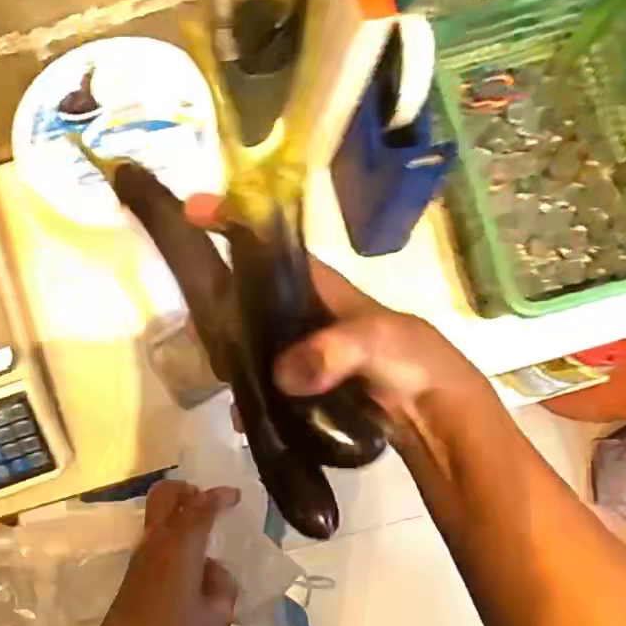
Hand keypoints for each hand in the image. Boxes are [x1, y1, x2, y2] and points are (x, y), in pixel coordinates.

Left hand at [90, 480, 240, 625]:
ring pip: (156, 513)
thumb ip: (223, 585)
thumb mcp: (217, 616)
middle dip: (186, 489)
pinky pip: (155, 534)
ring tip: (203, 529)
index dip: (219, 496)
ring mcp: (141, 553)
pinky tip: (189, 556)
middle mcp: (157, 540)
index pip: (201, 506)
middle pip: (164, 494)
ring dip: (177, 509)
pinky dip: (172, 530)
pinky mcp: (134, 570)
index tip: (235, 496)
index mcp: (181, 544)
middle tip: (207, 501)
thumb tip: (213, 571)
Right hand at [181, 195, 486, 429]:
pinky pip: (263, 389)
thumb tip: (285, 375)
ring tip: (217, 373)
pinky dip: (250, 402)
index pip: (272, 247)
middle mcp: (303, 317)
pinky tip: (244, 416)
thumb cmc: (411, 358)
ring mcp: (299, 355)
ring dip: (230, 358)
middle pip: (248, 301)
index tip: (195, 209)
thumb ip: (336, 350)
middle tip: (195, 328)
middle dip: (218, 308)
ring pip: (250, 346)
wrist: (430, 410)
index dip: (237, 223)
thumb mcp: (380, 341)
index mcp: (319, 288)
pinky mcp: (299, 390)